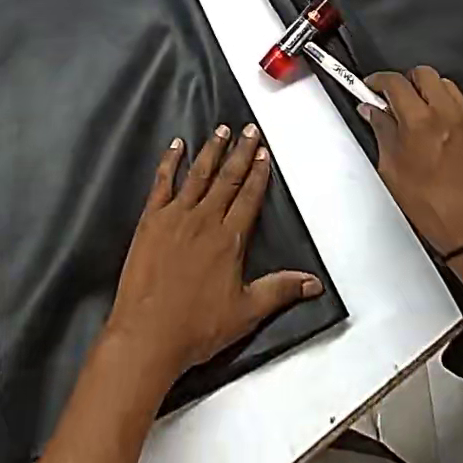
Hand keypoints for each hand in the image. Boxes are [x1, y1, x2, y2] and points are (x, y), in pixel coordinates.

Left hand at [104, 124, 324, 386]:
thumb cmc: (197, 327)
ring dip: (212, 150)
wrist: (148, 332)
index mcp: (229, 238)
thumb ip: (280, 290)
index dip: (258, 173)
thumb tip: (314, 283)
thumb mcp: (246, 312)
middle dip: (240, 151)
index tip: (264, 153)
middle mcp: (204, 219)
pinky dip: (170, 161)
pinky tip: (176, 145)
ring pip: (198, 173)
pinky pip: (162, 182)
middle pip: (227, 178)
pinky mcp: (151, 219)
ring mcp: (176, 215)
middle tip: (249, 129)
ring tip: (221, 130)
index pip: (249, 196)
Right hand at [362, 67, 462, 256]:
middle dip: (405, 81)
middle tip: (393, 98)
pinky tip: (437, 129)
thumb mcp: (392, 169)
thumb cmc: (434, 208)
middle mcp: (448, 116)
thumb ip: (382, 132)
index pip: (395, 82)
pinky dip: (447, 109)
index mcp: (421, 123)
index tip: (371, 86)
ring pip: (446, 86)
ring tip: (416, 112)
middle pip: (424, 74)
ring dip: (428, 91)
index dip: (377, 80)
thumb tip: (374, 113)